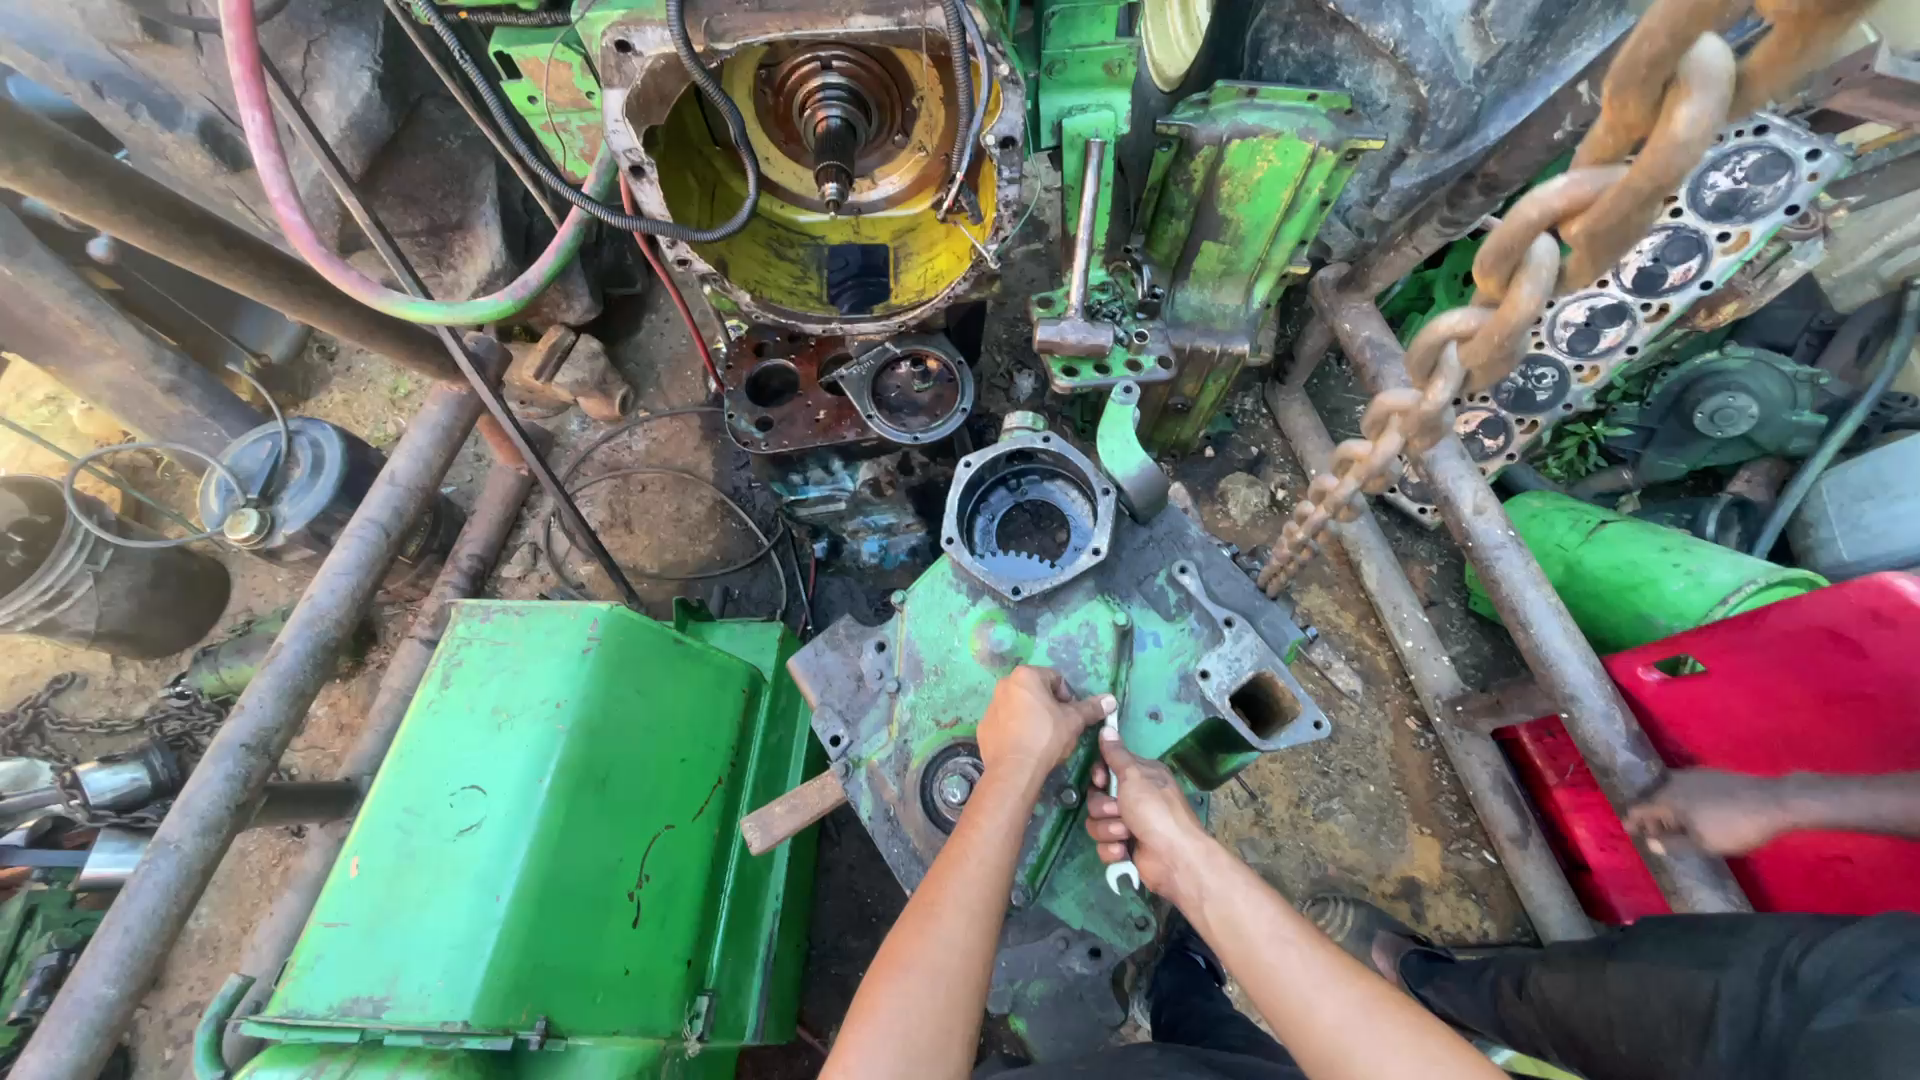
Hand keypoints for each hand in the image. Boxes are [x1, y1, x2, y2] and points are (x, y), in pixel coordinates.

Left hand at [976, 666, 1114, 792]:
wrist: (1014, 770)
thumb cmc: (1046, 737)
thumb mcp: (1073, 721)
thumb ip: (1091, 708)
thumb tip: (1110, 699)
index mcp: (1026, 676)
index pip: (1055, 679)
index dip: (1067, 697)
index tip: (1070, 716)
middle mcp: (1004, 684)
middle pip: (1036, 691)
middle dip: (1049, 706)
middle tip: (1058, 727)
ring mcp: (991, 705)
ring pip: (1019, 706)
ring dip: (1031, 716)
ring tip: (1041, 738)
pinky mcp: (984, 726)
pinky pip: (1005, 722)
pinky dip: (1015, 729)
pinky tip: (1024, 745)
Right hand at [1084, 728, 1209, 904]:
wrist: (1174, 857)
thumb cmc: (1155, 810)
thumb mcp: (1135, 775)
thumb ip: (1117, 754)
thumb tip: (1107, 728)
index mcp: (1140, 777)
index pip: (1106, 769)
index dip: (1099, 776)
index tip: (1100, 780)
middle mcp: (1134, 798)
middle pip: (1097, 798)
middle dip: (1104, 807)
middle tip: (1119, 811)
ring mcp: (1129, 825)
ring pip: (1097, 823)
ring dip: (1109, 829)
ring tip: (1126, 834)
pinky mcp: (1125, 848)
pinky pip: (1104, 846)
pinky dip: (1113, 849)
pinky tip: (1124, 851)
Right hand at [1624, 769, 1791, 855]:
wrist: (1774, 802)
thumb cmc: (1733, 826)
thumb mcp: (1704, 843)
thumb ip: (1674, 844)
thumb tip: (1651, 844)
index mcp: (1664, 798)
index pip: (1638, 809)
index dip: (1633, 821)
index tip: (1630, 830)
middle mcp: (1671, 783)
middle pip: (1653, 799)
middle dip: (1653, 817)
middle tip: (1658, 833)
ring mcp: (1692, 776)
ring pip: (1671, 793)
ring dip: (1670, 808)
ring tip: (1679, 823)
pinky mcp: (1711, 775)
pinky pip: (1688, 789)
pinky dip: (1686, 801)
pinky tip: (1699, 811)